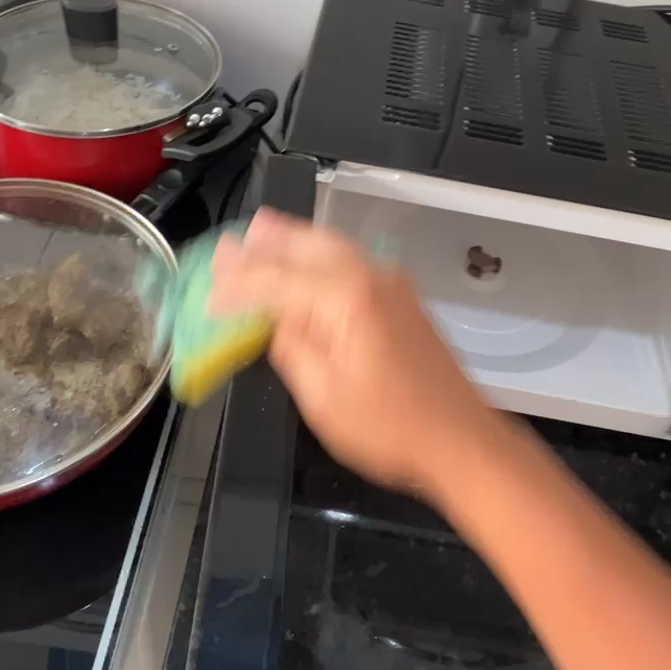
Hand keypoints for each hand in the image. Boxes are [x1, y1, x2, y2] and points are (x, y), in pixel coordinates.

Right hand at [210, 209, 505, 499]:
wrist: (461, 439)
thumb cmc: (393, 429)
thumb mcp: (323, 398)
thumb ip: (290, 348)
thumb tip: (270, 322)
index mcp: (346, 300)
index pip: (276, 282)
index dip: (238, 287)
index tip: (209, 293)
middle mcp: (370, 277)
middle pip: (305, 246)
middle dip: (263, 245)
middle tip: (228, 246)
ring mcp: (390, 281)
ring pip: (330, 243)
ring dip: (292, 238)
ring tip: (259, 230)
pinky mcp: (401, 294)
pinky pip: (350, 256)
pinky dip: (319, 250)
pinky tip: (306, 254)